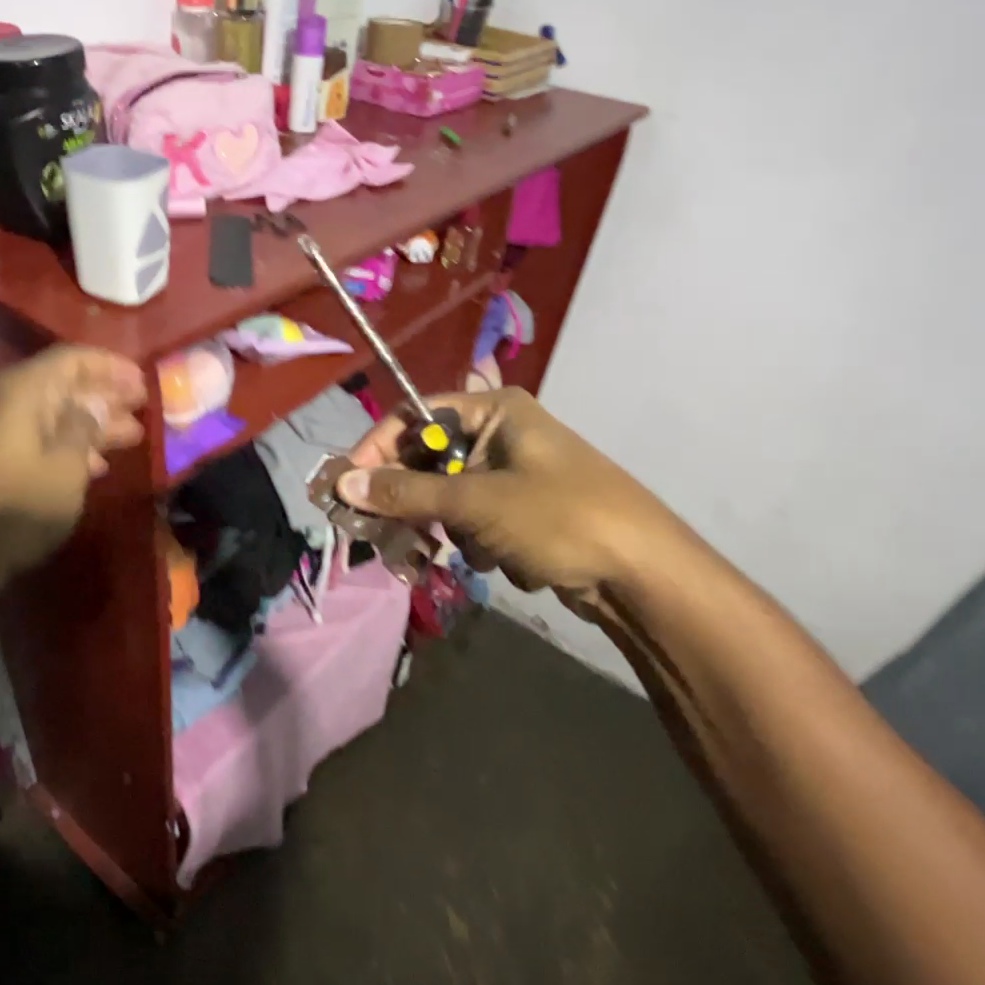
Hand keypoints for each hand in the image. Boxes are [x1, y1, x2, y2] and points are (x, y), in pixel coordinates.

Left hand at [0, 346, 145, 566]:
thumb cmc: (20, 502)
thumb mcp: (66, 465)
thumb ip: (85, 427)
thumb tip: (97, 402)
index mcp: (25, 392)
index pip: (72, 359)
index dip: (110, 366)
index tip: (142, 379)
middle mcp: (9, 403)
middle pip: (65, 387)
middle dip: (106, 396)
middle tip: (143, 406)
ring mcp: (1, 432)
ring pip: (56, 415)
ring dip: (94, 423)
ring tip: (132, 436)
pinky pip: (42, 439)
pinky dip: (72, 446)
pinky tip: (98, 465)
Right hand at [336, 388, 675, 595]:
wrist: (641, 573)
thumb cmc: (559, 518)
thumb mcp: (475, 504)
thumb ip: (406, 494)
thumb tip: (343, 483)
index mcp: (495, 411)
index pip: (415, 417)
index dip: (377, 450)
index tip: (347, 487)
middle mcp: (502, 434)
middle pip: (428, 462)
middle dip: (416, 504)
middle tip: (391, 535)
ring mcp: (514, 475)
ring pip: (449, 500)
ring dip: (453, 531)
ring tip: (473, 552)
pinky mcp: (522, 513)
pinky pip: (476, 523)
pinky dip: (480, 545)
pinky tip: (504, 562)